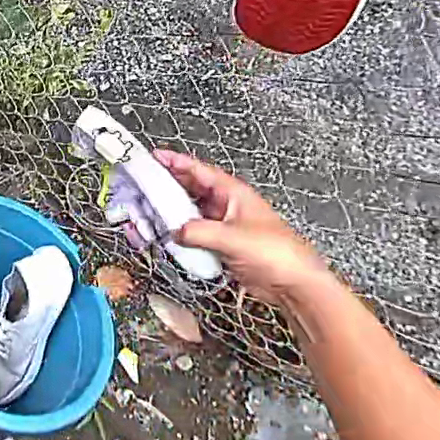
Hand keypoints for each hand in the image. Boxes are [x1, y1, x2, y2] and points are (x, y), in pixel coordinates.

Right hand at [155, 148, 344, 310]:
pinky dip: (181, 233)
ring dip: (173, 211)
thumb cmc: (274, 252)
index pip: (199, 171)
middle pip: (192, 189)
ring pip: (192, 211)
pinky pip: (196, 233)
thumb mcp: (231, 237)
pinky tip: (168, 236)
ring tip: (150, 210)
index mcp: (233, 193)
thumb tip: (174, 232)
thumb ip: (197, 232)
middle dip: (169, 185)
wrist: (294, 283)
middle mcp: (227, 205)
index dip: (176, 162)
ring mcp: (225, 225)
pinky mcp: (223, 244)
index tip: (155, 156)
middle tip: (145, 184)